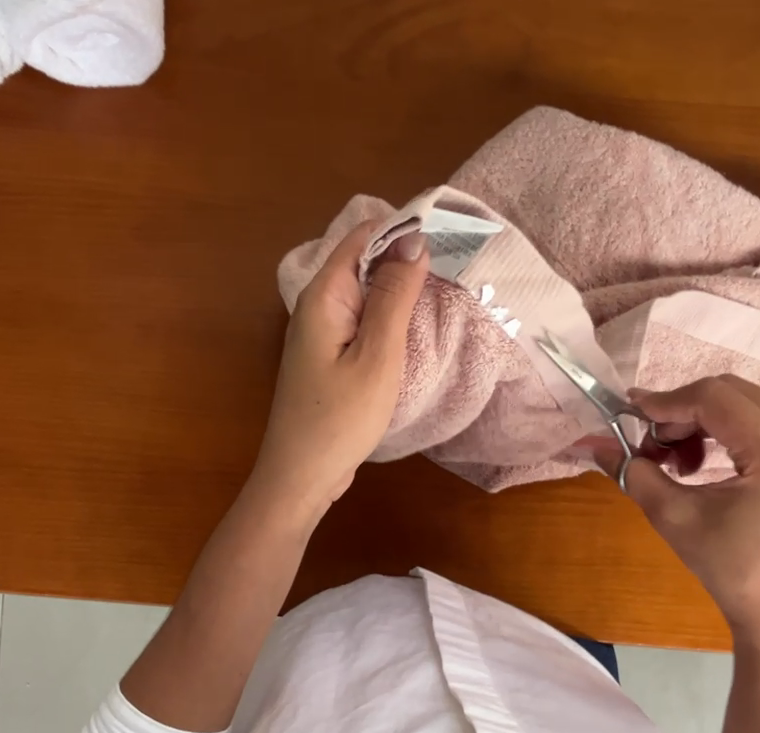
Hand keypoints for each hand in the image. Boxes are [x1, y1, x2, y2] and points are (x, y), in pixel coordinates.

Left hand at [249, 222, 429, 515]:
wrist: (300, 476)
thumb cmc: (339, 419)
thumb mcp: (376, 356)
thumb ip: (393, 296)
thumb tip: (414, 239)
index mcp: (324, 295)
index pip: (365, 235)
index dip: (406, 228)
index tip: (451, 233)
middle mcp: (317, 305)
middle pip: (364, 260)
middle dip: (407, 257)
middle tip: (459, 263)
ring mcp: (320, 333)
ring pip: (365, 292)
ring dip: (400, 289)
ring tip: (447, 289)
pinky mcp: (327, 357)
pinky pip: (361, 320)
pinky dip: (387, 317)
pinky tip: (414, 326)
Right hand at [591, 375, 759, 643]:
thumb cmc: (731, 567)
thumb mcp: (674, 518)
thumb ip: (635, 473)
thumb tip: (597, 445)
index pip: (713, 398)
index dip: (665, 401)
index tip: (626, 412)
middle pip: (729, 393)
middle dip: (680, 412)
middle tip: (648, 446)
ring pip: (742, 402)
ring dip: (698, 421)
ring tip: (673, 461)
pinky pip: (757, 418)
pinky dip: (720, 430)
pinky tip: (697, 462)